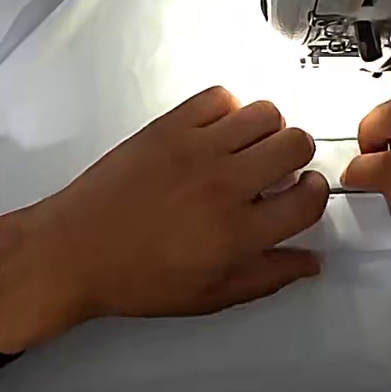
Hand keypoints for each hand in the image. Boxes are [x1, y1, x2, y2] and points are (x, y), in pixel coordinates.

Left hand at [0, 87, 325, 351]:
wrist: (74, 250)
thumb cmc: (137, 279)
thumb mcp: (210, 295)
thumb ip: (267, 277)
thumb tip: (311, 262)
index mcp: (238, 233)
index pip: (308, 199)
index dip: (316, 193)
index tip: (305, 192)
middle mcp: (226, 184)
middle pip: (296, 143)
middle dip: (298, 155)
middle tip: (277, 168)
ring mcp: (198, 148)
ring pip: (265, 112)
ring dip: (268, 129)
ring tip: (249, 146)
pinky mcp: (171, 125)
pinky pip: (220, 96)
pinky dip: (228, 109)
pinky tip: (217, 131)